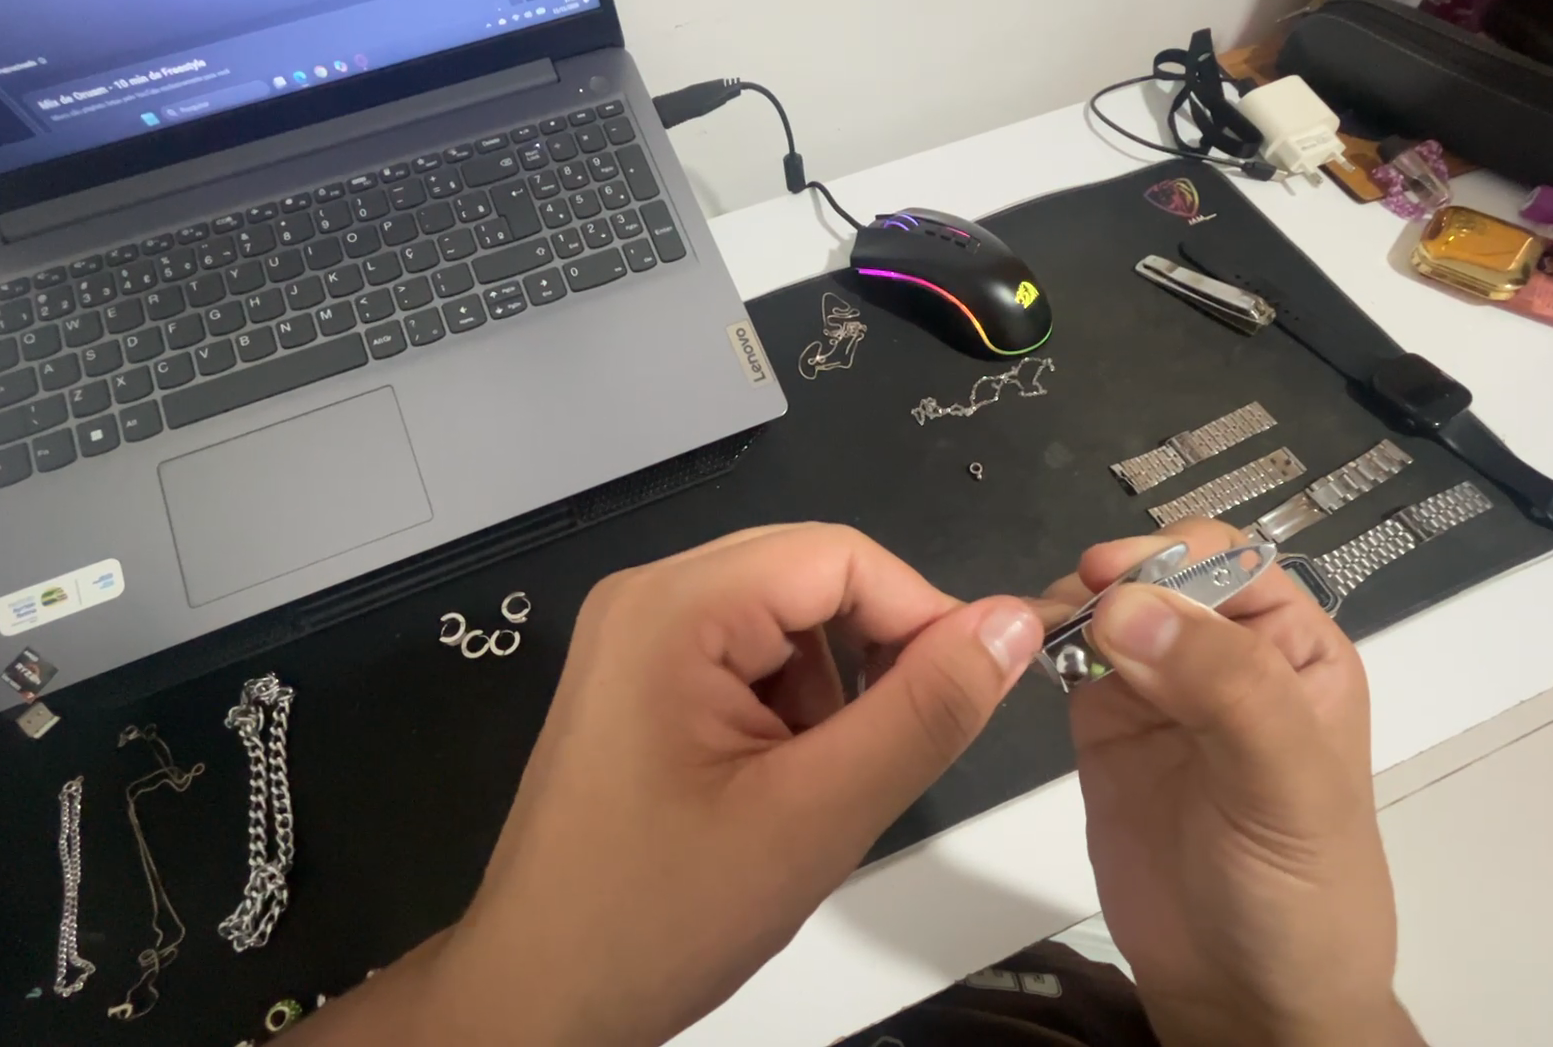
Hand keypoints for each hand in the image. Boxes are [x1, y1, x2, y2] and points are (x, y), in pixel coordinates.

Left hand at [296, 524, 1044, 1046]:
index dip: (920, 611)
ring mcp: (639, 630)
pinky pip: (749, 650)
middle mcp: (650, 594)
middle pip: (807, 577)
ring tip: (817, 775)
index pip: (837, 556)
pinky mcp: (642, 670)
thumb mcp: (818, 815)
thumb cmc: (665, 913)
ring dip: (831, 684)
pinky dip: (790, 700)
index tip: (968, 690)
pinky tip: (775, 772)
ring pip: (785, 616)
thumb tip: (1012, 624)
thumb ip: (926, 711)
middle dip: (871, 652)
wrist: (540, 996)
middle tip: (895, 741)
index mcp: (676, 606)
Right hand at [1041, 520, 1422, 1046]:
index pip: (1227, 564)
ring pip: (1103, 610)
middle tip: (1063, 615)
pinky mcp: (1102, 717)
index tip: (1106, 579)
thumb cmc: (1292, 891)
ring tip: (1034, 635)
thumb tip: (1120, 604)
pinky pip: (1069, 656)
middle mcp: (1220, 653)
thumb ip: (1223, 688)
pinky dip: (1042, 642)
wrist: (1235, 992)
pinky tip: (1022, 652)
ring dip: (1067, 607)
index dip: (1168, 557)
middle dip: (1106, 580)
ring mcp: (1155, 684)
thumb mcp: (1285, 787)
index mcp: (1289, 650)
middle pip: (1153, 577)